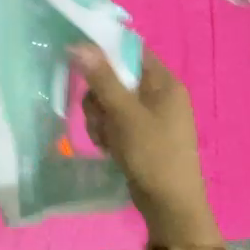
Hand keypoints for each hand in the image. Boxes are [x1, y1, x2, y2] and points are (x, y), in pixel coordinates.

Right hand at [70, 46, 218, 244]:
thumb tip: (79, 44)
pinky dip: (107, 131)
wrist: (170, 205)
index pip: (130, 51)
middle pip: (115, 77)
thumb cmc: (153, 154)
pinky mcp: (141, 133)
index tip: (80, 62)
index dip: (105, 51)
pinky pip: (114, 120)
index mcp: (164, 83)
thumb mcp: (124, 114)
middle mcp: (159, 95)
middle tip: (99, 116)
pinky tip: (108, 147)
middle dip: (99, 97)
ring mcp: (150, 116)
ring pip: (109, 100)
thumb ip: (102, 78)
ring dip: (100, 118)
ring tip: (105, 139)